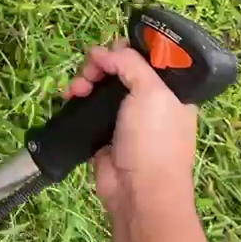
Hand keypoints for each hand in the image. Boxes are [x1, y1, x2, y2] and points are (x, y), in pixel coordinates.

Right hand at [62, 40, 197, 220]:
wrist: (138, 191)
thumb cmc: (153, 141)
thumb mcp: (151, 93)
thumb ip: (129, 63)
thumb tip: (101, 53)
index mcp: (171, 93)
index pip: (147, 58)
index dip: (127, 50)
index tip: (111, 52)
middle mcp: (149, 101)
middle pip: (119, 67)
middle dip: (100, 64)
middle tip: (91, 72)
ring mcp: (125, 115)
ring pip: (100, 81)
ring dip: (84, 78)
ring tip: (76, 89)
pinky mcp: (104, 127)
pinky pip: (88, 100)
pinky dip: (76, 94)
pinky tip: (69, 96)